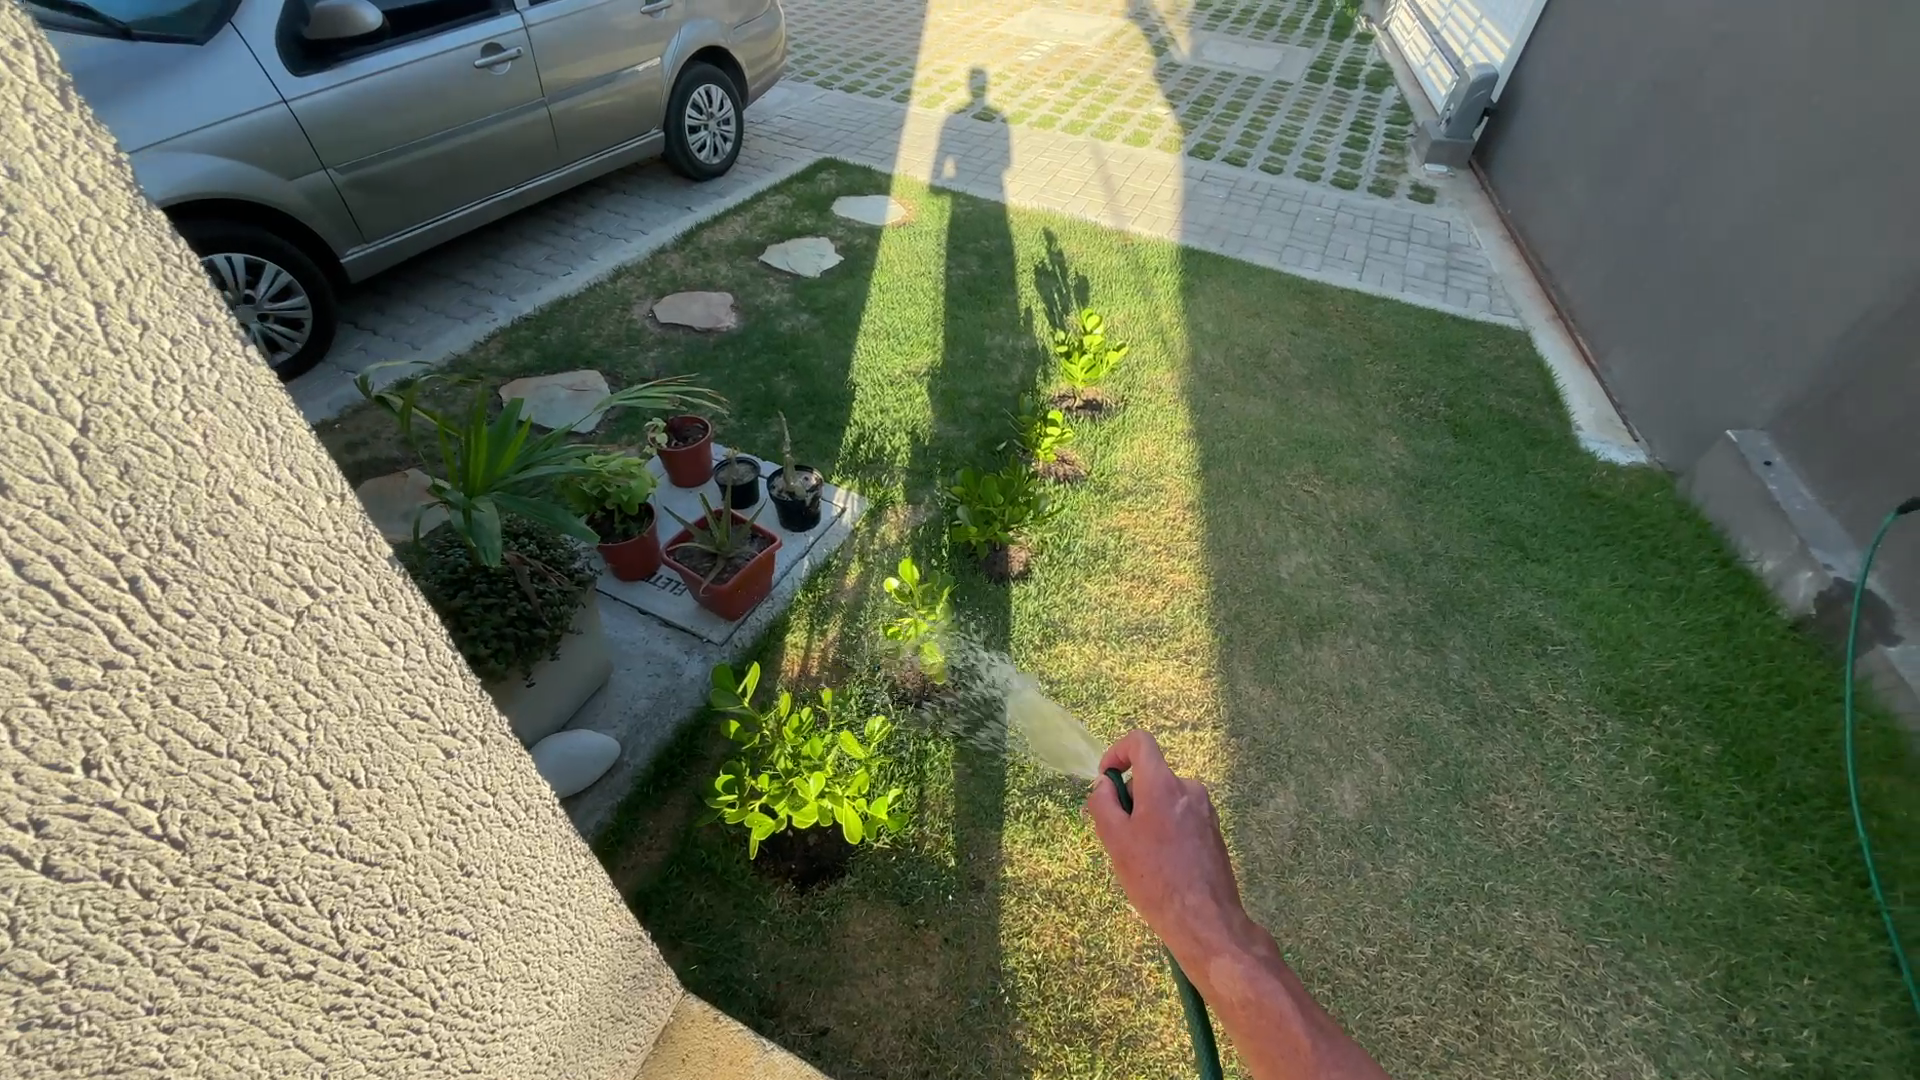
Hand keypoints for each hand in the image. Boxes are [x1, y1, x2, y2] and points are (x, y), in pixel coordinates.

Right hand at [1086, 729, 1250, 963]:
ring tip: (1141, 856)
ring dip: (1146, 816)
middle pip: (1150, 776)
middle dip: (1129, 798)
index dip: (1117, 753)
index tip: (1106, 781)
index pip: (1140, 742)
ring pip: (1164, 798)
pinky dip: (1165, 828)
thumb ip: (1103, 803)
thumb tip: (1105, 784)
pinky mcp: (1214, 830)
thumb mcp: (1115, 840)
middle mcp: (1188, 788)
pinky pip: (1180, 815)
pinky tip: (1162, 864)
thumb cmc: (1155, 878)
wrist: (1206, 922)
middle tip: (1119, 836)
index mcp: (1163, 784)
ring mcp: (1205, 810)